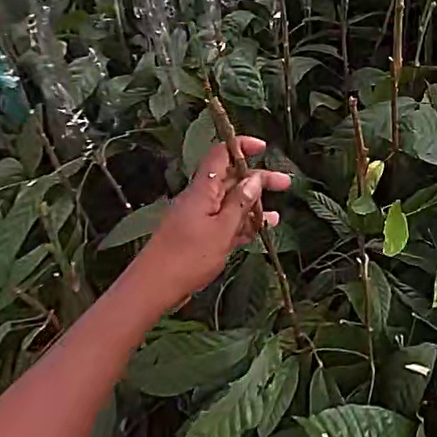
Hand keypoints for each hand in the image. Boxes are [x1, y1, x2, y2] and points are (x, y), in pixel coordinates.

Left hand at [125, 136, 288, 307]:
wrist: (151, 289)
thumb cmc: (187, 257)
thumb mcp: (222, 230)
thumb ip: (240, 203)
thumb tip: (255, 179)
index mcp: (202, 190)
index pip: (221, 154)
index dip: (241, 146)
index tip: (263, 148)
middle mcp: (200, 198)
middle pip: (231, 178)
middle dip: (258, 179)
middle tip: (285, 184)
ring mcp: (198, 217)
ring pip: (230, 202)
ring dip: (253, 205)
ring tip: (276, 216)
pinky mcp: (198, 235)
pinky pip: (224, 221)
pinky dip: (242, 224)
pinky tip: (259, 231)